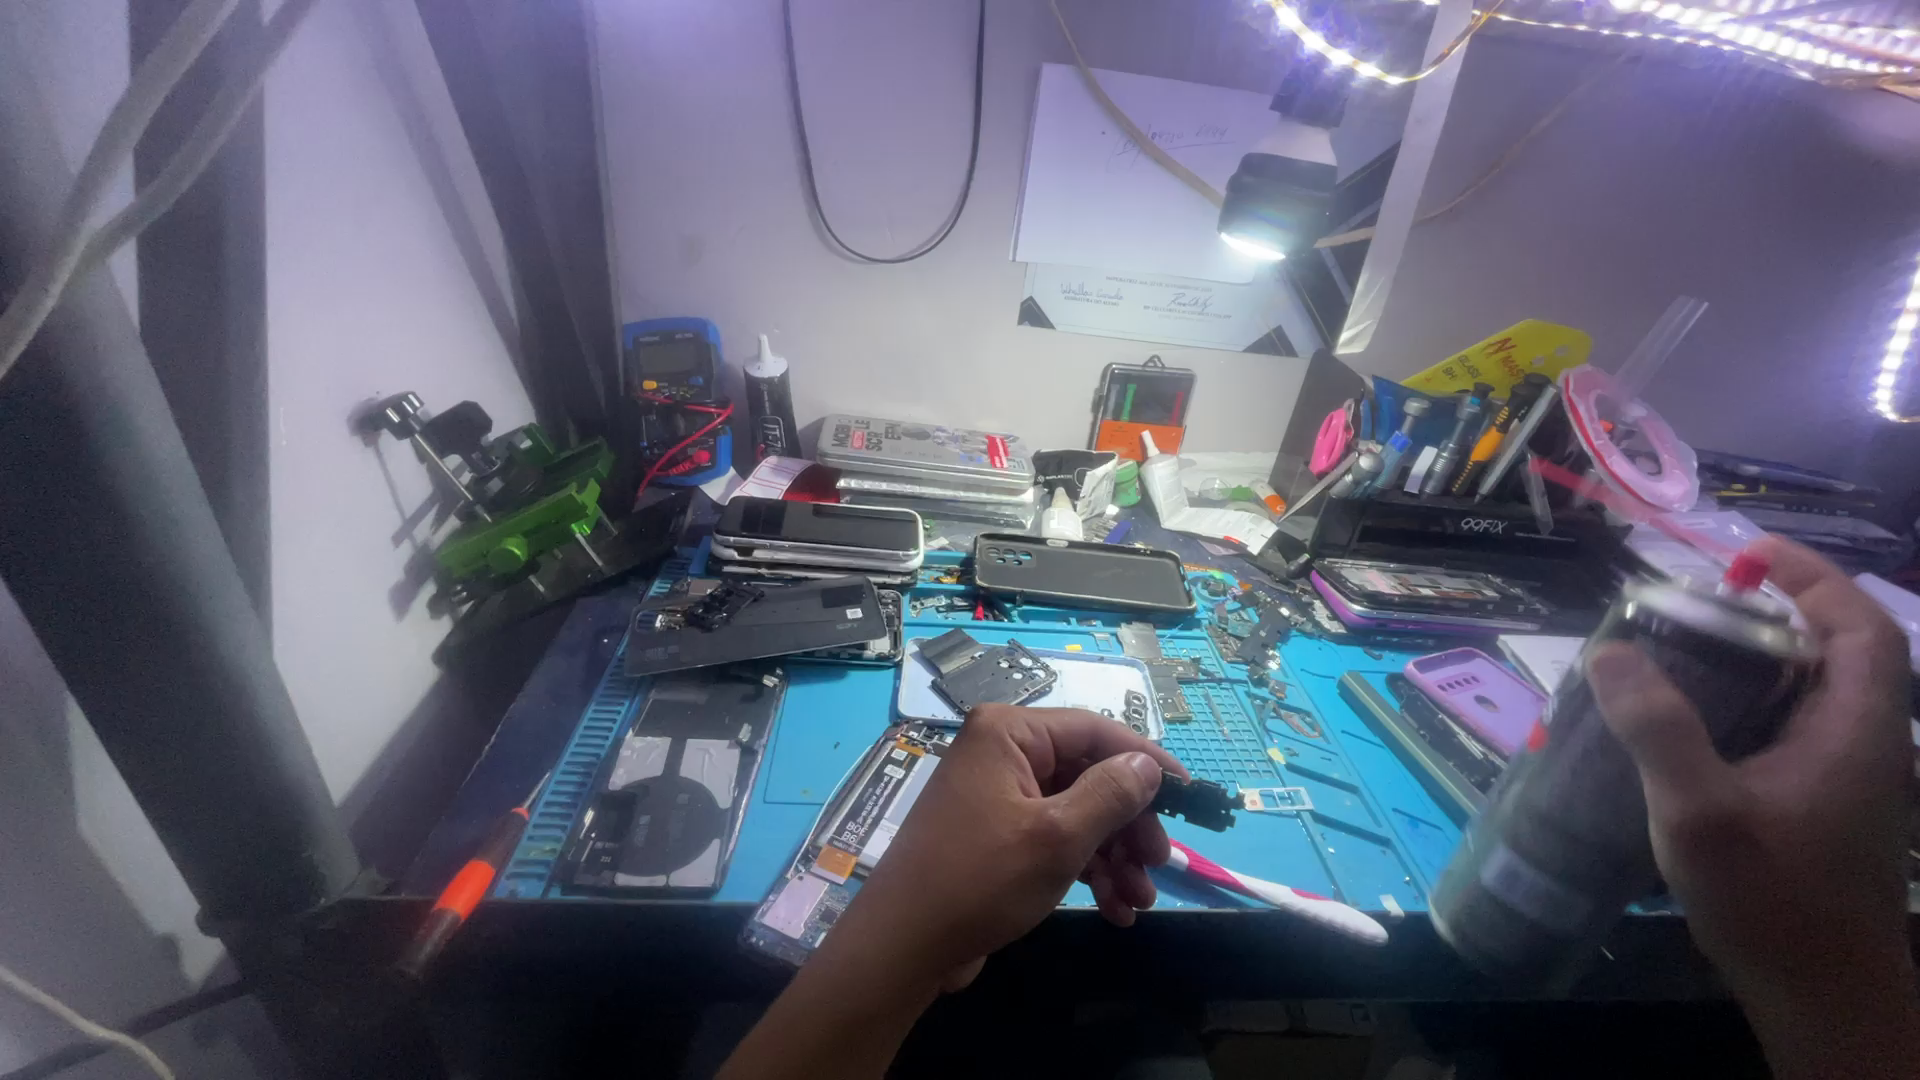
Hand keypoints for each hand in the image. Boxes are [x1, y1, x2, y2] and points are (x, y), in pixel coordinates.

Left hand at [825, 705, 1187, 990]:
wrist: (904, 944)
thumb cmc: (980, 879)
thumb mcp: (1056, 837)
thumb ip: (1109, 794)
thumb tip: (1147, 764)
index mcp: (1009, 732)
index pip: (1092, 730)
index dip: (1144, 759)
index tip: (1188, 793)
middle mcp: (1003, 751)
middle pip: (1087, 773)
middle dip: (1127, 823)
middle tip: (1158, 864)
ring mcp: (999, 792)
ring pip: (1076, 810)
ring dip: (1113, 855)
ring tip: (1138, 901)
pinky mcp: (998, 832)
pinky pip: (1054, 836)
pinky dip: (1086, 868)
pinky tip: (1115, 910)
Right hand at [1586, 536, 1917, 1076]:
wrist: (1820, 988)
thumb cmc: (1769, 897)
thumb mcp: (1700, 809)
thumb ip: (1658, 727)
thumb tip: (1610, 650)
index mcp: (1861, 735)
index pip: (1862, 631)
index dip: (1814, 580)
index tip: (1745, 555)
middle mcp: (1867, 746)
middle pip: (1836, 654)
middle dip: (1770, 613)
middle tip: (1686, 604)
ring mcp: (1846, 777)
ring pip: (1807, 691)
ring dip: (1750, 656)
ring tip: (1671, 651)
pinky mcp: (1817, 800)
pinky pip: (1784, 725)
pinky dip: (1739, 698)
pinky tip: (1681, 719)